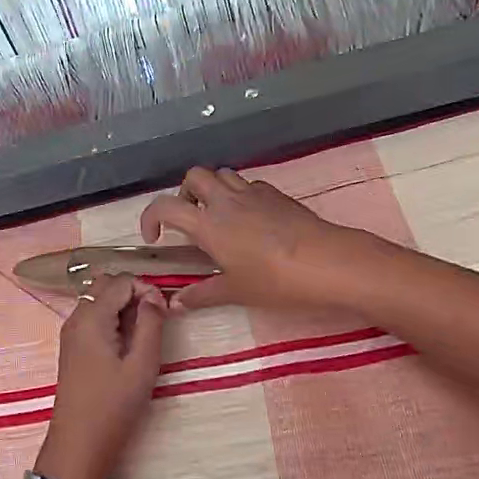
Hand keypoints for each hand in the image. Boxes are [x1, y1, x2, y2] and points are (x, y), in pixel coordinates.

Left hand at [41, 275, 167, 478]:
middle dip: (133, 293)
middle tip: (154, 320)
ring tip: (143, 335)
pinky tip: (126, 345)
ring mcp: (71, 333)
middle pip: (105, 285)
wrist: (79, 443)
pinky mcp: (72, 347)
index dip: (146, 289)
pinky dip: (111, 320)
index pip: (121, 281)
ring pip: (98, 300)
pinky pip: (92, 318)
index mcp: (91, 318)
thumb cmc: (113, 405)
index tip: (164, 312)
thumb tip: (155, 297)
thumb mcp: (142, 364)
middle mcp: (76, 318)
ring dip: (122, 307)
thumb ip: (150, 324)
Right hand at [138, 166, 389, 310]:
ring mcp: (253, 193)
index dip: (151, 218)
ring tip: (218, 217)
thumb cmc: (275, 280)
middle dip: (184, 193)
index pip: (165, 206)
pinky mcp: (276, 194)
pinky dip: (240, 194)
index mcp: (208, 224)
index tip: (155, 238)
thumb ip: (202, 295)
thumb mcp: (235, 291)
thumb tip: (175, 304)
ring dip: (212, 189)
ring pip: (222, 174)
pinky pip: (249, 184)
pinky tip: (250, 219)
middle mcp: (226, 200)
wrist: (327, 261)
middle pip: (193, 176)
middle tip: (189, 219)